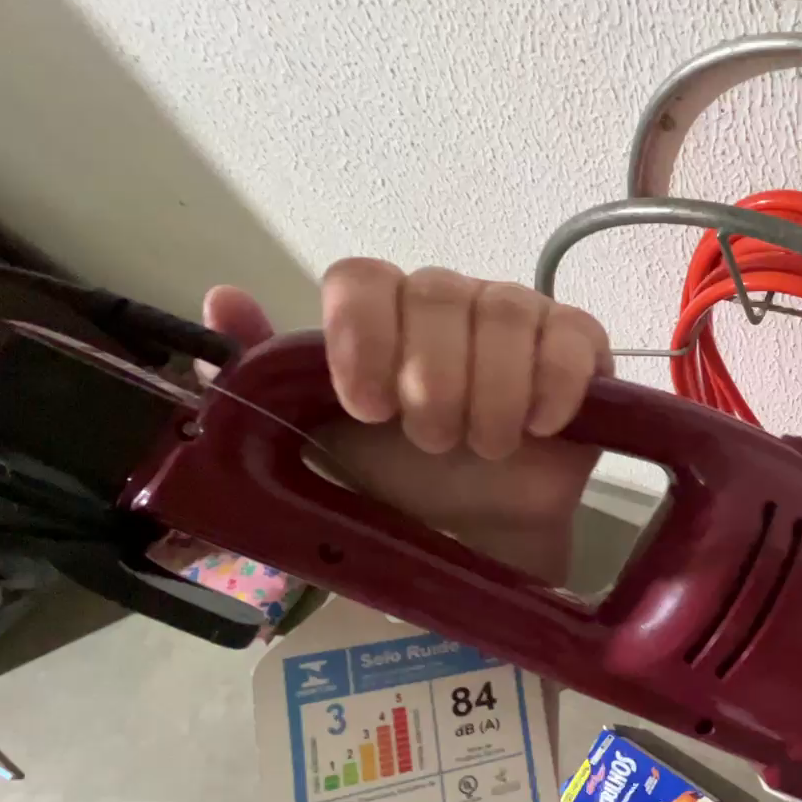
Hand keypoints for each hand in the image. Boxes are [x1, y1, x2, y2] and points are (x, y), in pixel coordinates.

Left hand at [202, 260, 612, 584]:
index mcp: (384, 314)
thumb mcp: (320, 436)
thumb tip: (223, 300)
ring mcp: (520, 316)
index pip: (363, 277)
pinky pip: (573, 336)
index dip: (364, 336)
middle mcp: (450, 301)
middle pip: (438, 292)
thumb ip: (267, 377)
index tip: (370, 409)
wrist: (482, 524)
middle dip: (435, 381)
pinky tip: (541, 427)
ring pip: (507, 312)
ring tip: (488, 447)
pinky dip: (555, 383)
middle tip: (436, 443)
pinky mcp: (578, 344)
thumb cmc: (403, 479)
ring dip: (493, 392)